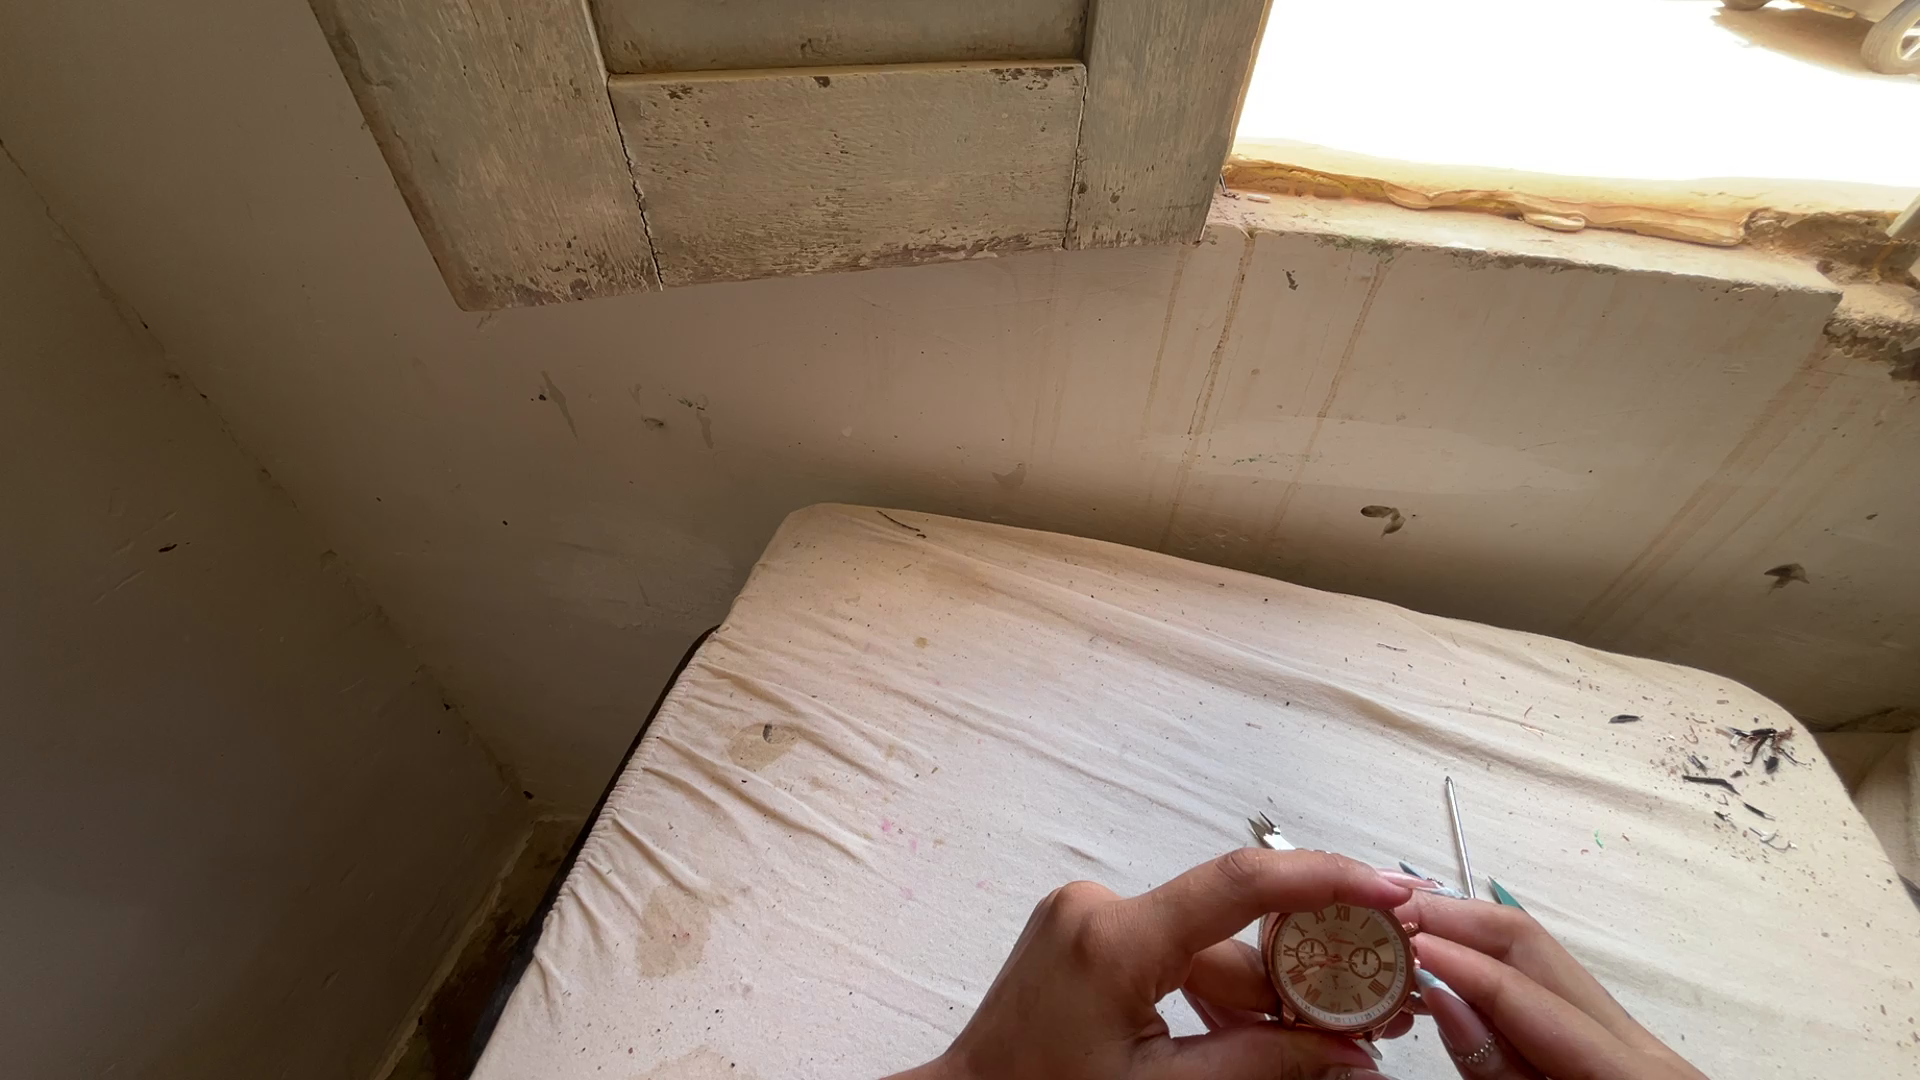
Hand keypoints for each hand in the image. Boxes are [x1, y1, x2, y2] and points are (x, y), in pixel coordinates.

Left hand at [887, 849, 1414, 1079]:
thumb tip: (1353, 1057)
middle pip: (1225, 933)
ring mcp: (1086, 910)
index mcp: (1112, 936)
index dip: (1321, 879)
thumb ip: (1261, 1065)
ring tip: (1312, 1045)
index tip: (1386, 890)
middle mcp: (1097, 904)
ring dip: (1253, 995)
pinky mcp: (1083, 925)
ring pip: (1199, 946)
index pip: (1235, 885)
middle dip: (1296, 979)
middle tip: (1373, 1015)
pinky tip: (1240, 1037)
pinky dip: (1207, 990)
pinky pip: (1166, 949)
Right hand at [1394, 891, 1708, 1079]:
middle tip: (1386, 916)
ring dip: (1457, 935)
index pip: (1521, 988)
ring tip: (1402, 940)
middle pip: (1525, 941)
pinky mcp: (1607, 1044)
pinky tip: (1438, 973)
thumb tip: (1435, 988)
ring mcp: (1628, 1039)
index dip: (1452, 957)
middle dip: (1449, 918)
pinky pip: (1533, 980)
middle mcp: (1640, 1042)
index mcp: (1637, 1077)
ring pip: (1528, 951)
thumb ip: (1493, 1070)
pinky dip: (1477, 965)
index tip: (1388, 935)